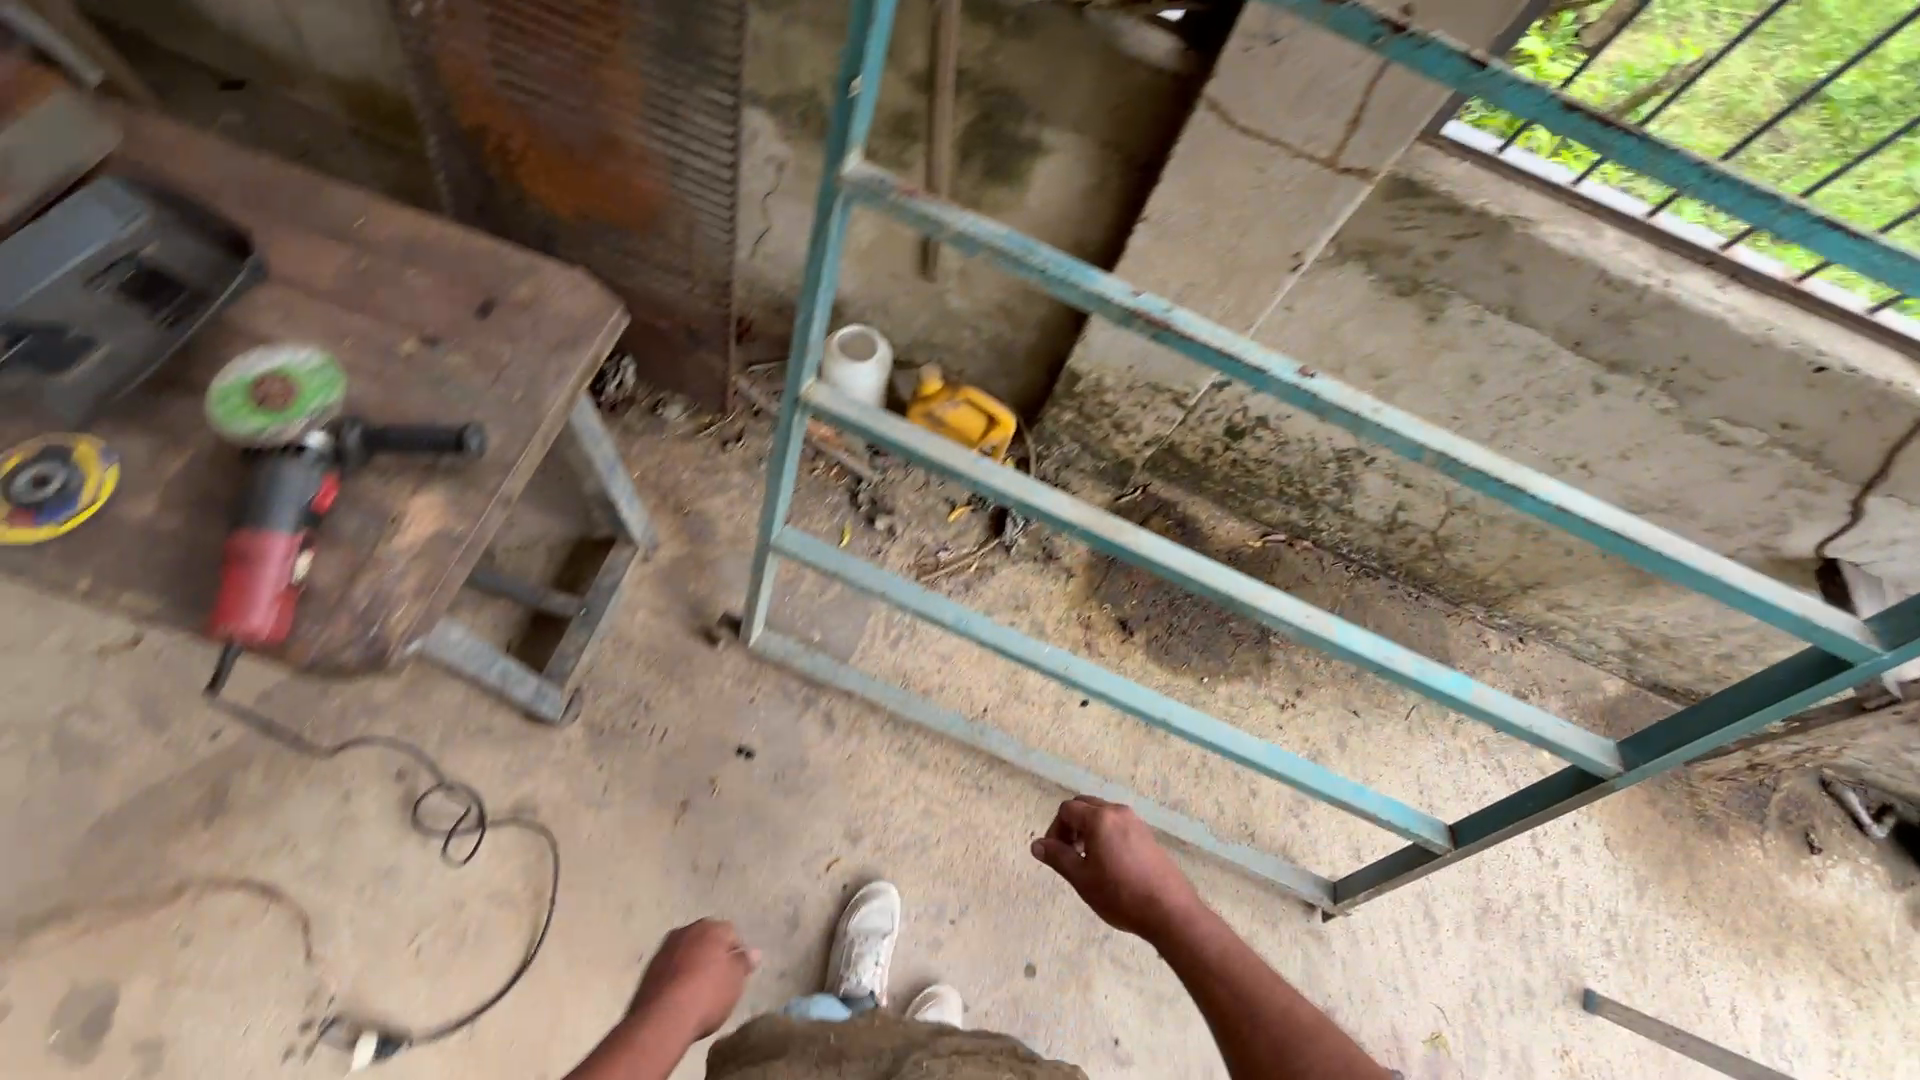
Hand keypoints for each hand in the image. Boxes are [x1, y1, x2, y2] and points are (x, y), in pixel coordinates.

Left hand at [628, 919, 759, 1039]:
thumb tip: (753, 952)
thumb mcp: (735, 981)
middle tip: (719, 981)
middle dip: (713, 955)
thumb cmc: (707, 995)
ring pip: (687, 952)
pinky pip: (671, 967)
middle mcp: (687, 930)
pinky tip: (681, 997)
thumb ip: (744, 963)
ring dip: (693, 965)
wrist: (661, 1020)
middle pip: (707, 940)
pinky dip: (677, 977)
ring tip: (698, 991)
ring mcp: (665, 948)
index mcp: (711, 928)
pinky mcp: (649, 969)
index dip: (736, 954)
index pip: (731, 933)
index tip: (737, 975)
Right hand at [1031, 795, 1203, 943]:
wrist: (1169, 911)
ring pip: (1102, 814)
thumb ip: (1057, 857)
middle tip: (1069, 854)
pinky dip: (1105, 834)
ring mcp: (1136, 822)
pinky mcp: (1147, 835)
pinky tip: (1109, 864)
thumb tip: (1036, 844)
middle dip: (1071, 825)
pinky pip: (1118, 824)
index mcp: (1099, 818)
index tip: (1056, 855)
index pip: (1067, 810)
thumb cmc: (1120, 894)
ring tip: (1088, 861)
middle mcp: (1118, 812)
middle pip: (1084, 805)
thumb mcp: (1082, 879)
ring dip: (1088, 830)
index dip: (1055, 830)